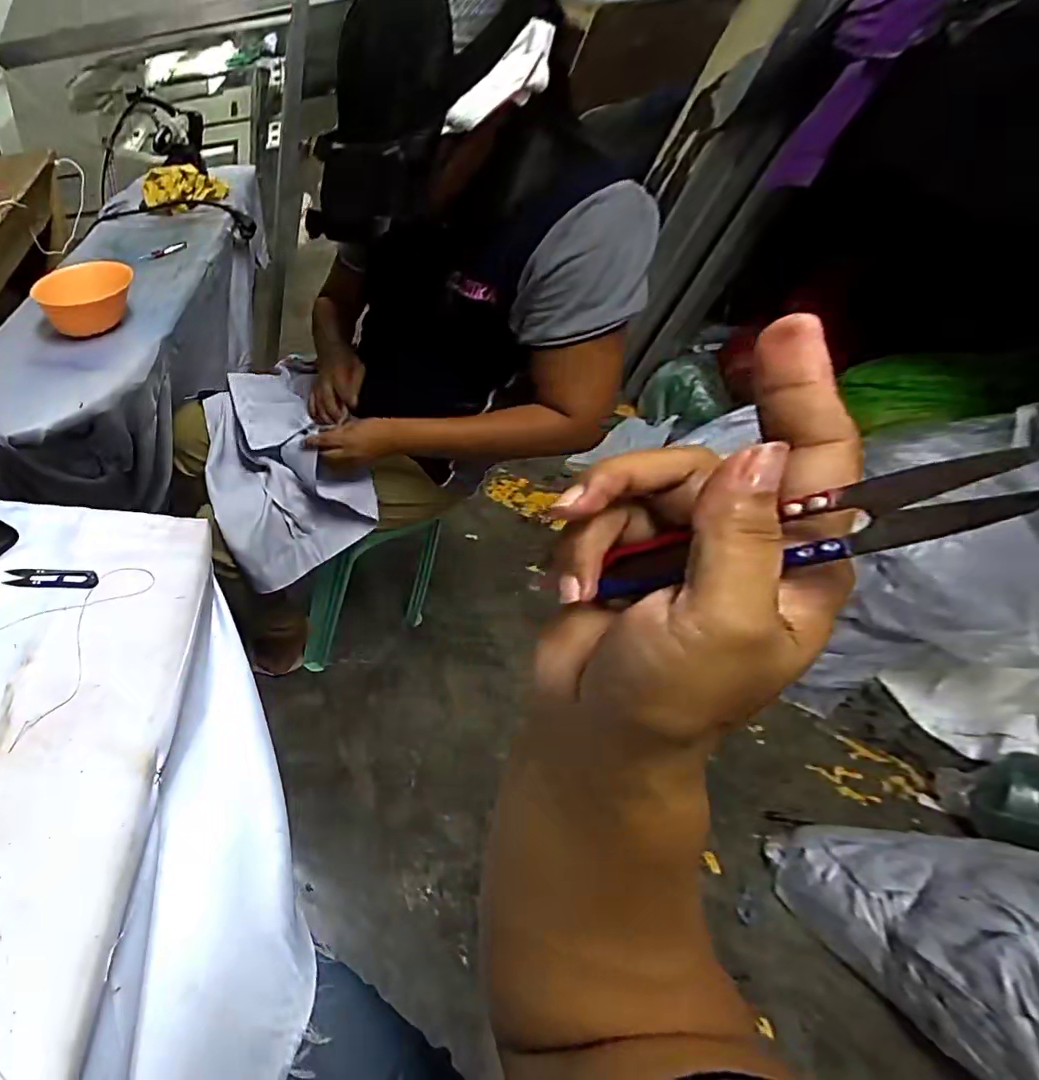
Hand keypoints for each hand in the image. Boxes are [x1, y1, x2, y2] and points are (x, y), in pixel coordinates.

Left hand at [303, 417, 389, 470]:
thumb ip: (339, 428)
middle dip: (316, 452)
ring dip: (324, 458)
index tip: (303, 442)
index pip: (322, 441)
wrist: (395, 438)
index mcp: (345, 438)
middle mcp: (346, 452)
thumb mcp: (355, 423)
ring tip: (322, 453)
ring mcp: (351, 461)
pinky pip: (340, 467)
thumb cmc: (377, 426)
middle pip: (323, 455)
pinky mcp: (357, 467)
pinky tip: (335, 458)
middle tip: (312, 447)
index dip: (311, 442)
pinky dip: (334, 463)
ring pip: (330, 463)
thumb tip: (327, 431)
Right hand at [308, 352, 365, 426]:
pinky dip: (314, 414)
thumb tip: (355, 402)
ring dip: (325, 418)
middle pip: (329, 405)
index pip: (346, 397)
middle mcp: (326, 386)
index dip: (351, 407)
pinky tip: (318, 420)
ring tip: (332, 424)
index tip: (354, 413)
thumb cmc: (346, 360)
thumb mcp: (358, 369)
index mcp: (339, 379)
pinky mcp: (312, 391)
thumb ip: (357, 386)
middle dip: (336, 416)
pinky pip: (311, 405)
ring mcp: (317, 389)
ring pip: (319, 407)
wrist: (330, 350)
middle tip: (341, 423)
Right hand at [538, 314, 861, 743]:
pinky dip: (566, 556)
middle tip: (570, 509)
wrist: (590, 723)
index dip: (802, 393)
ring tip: (572, 587)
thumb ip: (742, 539)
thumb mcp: (720, 622)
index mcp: (792, 558)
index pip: (814, 459)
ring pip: (623, 494)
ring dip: (584, 536)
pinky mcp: (610, 555)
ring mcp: (667, 546)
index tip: (787, 331)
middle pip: (686, 468)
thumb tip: (756, 454)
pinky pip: (585, 523)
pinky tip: (563, 594)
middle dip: (620, 485)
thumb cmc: (673, 690)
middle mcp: (733, 538)